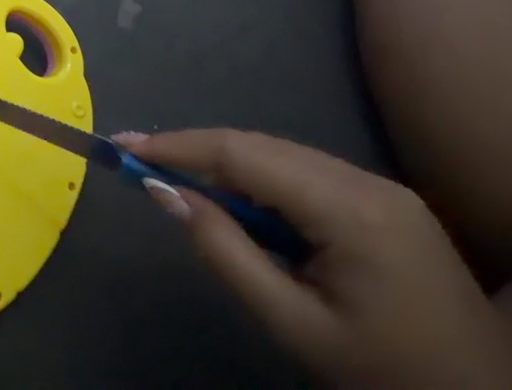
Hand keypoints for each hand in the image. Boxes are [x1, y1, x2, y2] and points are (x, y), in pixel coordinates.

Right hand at [124, 129, 511, 389]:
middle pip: (262, 147)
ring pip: (283, 157)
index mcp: (352, 210)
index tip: (123, 145)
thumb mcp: (294, 324)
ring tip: (178, 185)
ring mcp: (384, 190)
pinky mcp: (388, 204)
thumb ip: (225, 252)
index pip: (244, 156)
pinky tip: (238, 206)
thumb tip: (163, 193)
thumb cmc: (387, 373)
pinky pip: (307, 176)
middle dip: (196, 151)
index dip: (178, 146)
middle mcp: (369, 183)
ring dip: (227, 167)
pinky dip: (261, 183)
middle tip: (137, 161)